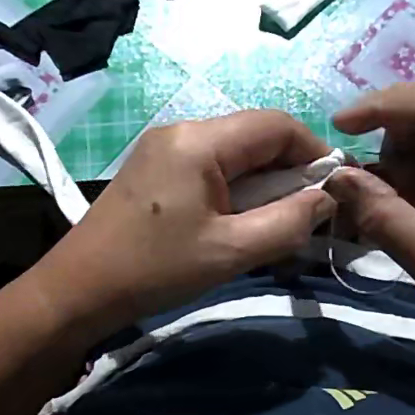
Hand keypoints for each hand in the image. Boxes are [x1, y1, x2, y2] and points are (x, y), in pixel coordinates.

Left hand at [31, 111, 336, 336]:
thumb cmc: (157, 269)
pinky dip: (238, 188)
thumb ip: (289, 222)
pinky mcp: (156, 168)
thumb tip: (328, 198)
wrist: (80, 289)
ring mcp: (165, 147)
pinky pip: (212, 166)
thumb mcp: (232, 251)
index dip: (314, 152)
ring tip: (276, 223)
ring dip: (265, 183)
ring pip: (236, 152)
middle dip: (290, 171)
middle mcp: (183, 130)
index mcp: (200, 141)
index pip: (277, 125)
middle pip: (256, 136)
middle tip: (307, 214)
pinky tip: (240, 221)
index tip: (334, 189)